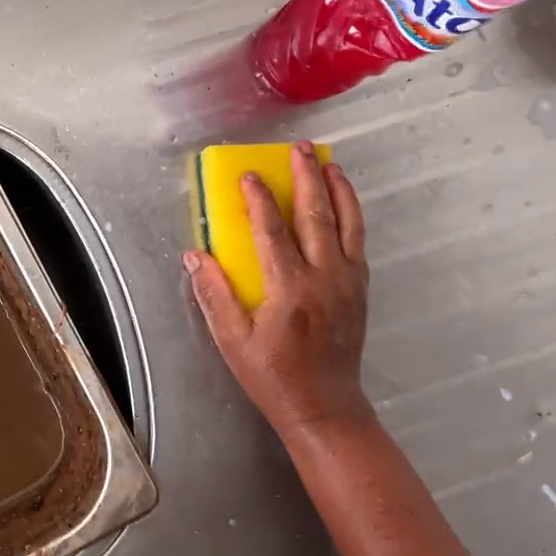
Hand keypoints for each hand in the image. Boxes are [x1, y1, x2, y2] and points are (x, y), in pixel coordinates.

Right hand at [185, 140, 372, 434]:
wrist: (326, 407)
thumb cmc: (273, 376)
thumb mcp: (232, 341)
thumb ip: (215, 294)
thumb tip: (196, 256)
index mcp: (291, 290)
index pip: (272, 231)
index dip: (258, 200)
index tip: (248, 176)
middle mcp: (325, 278)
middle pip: (317, 215)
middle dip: (306, 178)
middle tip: (299, 149)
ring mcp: (348, 282)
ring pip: (347, 223)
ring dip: (337, 189)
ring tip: (327, 163)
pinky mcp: (360, 289)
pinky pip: (357, 240)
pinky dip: (351, 213)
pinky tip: (342, 202)